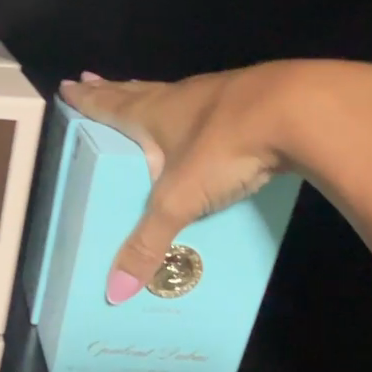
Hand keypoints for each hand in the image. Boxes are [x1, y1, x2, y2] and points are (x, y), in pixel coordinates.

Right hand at [57, 60, 371, 303]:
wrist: (304, 111)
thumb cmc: (224, 146)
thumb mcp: (178, 201)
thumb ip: (148, 243)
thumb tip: (115, 293)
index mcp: (153, 114)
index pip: (109, 105)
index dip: (86, 99)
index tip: (67, 85)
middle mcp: (181, 98)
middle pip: (137, 91)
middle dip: (112, 88)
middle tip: (91, 78)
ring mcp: (221, 94)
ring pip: (175, 94)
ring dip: (153, 95)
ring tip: (141, 95)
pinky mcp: (256, 100)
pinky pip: (213, 104)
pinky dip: (198, 109)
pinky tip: (203, 117)